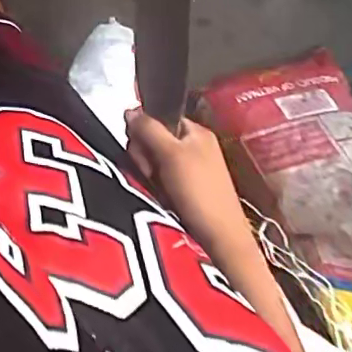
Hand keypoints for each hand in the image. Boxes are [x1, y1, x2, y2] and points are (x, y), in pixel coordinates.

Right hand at [125, 110, 249, 253]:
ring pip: (155, 161)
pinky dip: (157, 188)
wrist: (222, 240)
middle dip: (145, 155)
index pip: (158, 116)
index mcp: (196, 131)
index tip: (142, 146)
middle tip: (152, 172)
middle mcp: (194, 146)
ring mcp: (192, 169)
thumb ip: (148, 128)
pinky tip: (162, 197)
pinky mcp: (188, 190)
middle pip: (153, 138)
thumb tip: (129, 111)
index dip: (144, 130)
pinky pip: (162, 179)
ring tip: (159, 188)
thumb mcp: (169, 153)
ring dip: (150, 174)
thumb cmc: (198, 192)